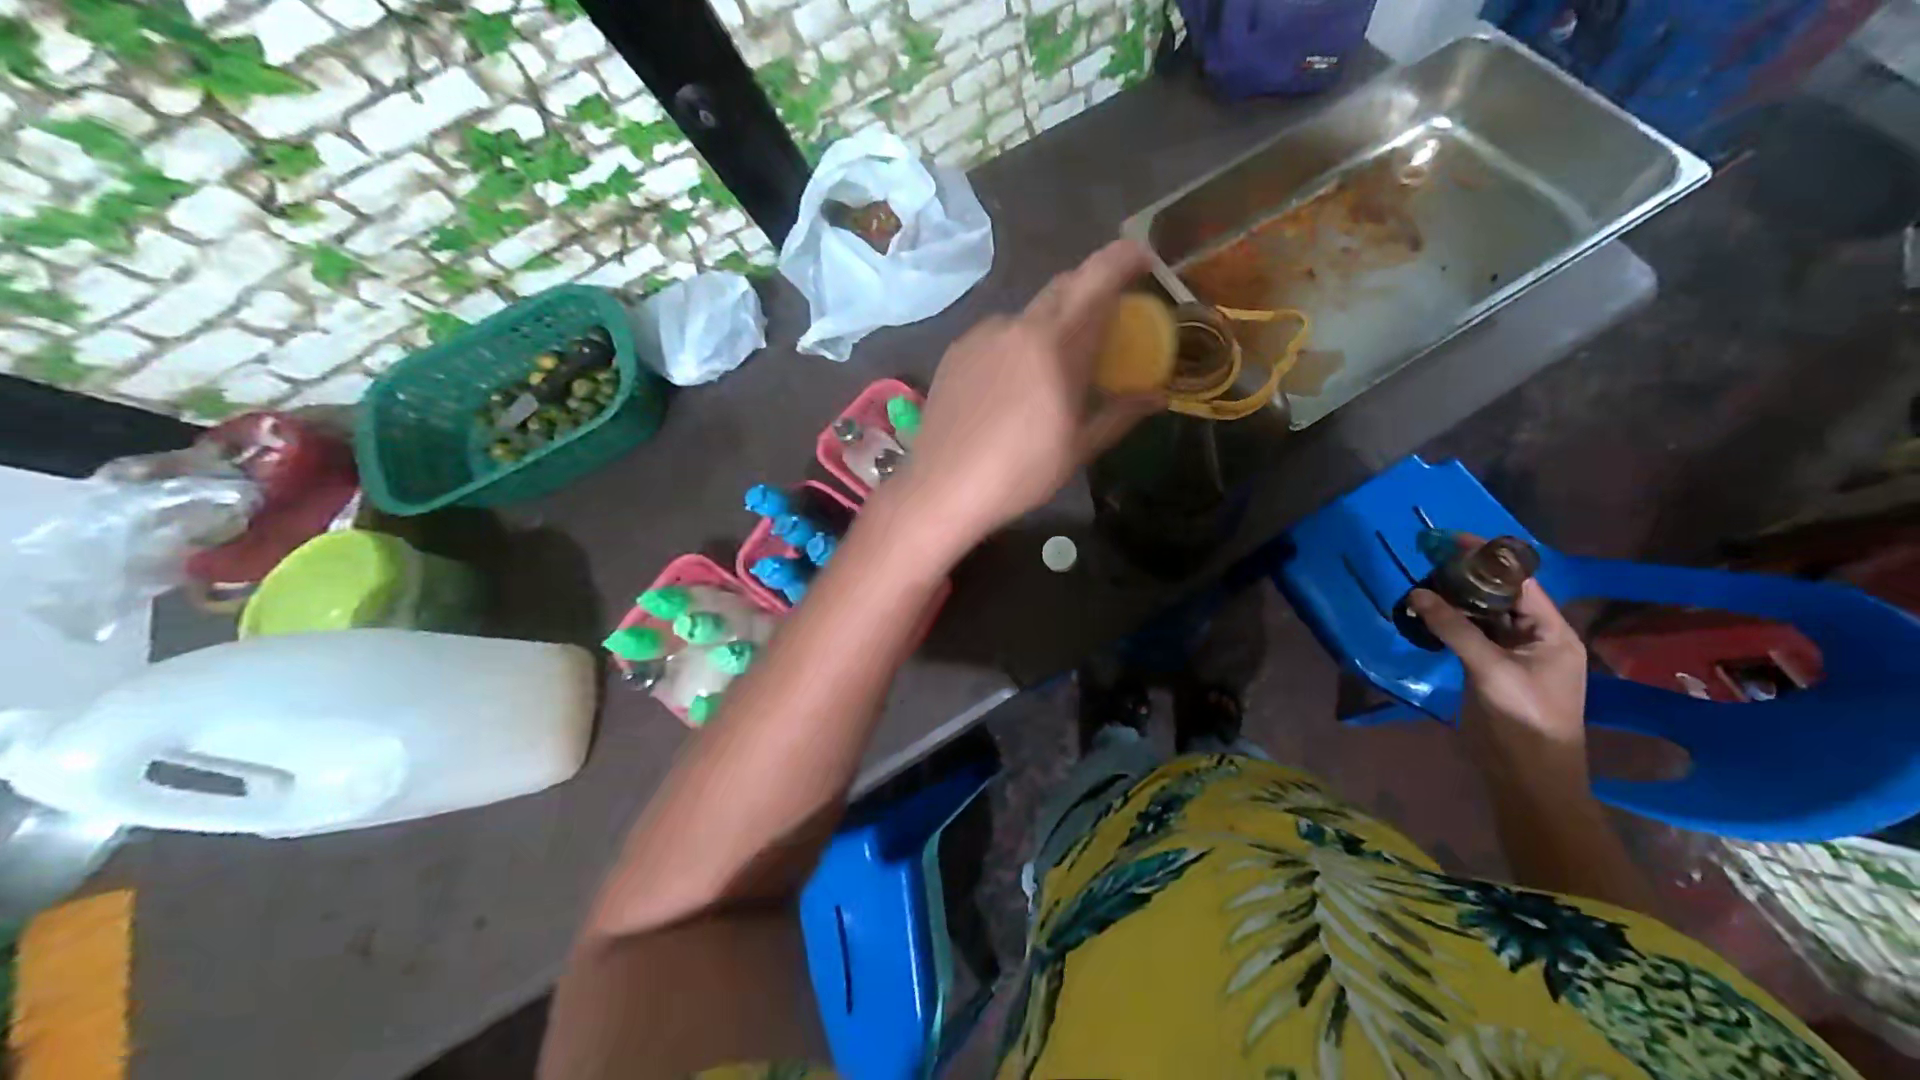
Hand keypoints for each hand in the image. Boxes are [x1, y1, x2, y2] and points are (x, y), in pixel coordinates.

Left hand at [890, 239, 1162, 547]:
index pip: (1097, 278)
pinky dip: (1018, 344)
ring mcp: (982, 335)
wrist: (941, 487)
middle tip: (1108, 321)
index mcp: (1055, 344)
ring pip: (1029, 313)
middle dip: (1092, 291)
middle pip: (1064, 287)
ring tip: (1053, 368)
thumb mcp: (1078, 448)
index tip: (1145, 259)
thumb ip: (1121, 413)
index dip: (1125, 257)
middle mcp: (1018, 326)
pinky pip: (999, 334)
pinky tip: (1012, 384)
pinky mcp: (957, 350)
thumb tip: (1158, 396)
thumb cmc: (1019, 473)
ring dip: (1052, 325)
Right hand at [1409, 578, 1588, 778]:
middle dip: (1467, 576)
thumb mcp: (1490, 669)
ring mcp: (1510, 654)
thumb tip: (1417, 593)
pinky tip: (1424, 612)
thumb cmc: (1524, 717)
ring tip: (1421, 581)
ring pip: (1480, 615)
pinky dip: (1447, 622)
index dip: (1489, 558)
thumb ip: (1455, 629)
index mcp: (1552, 632)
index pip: (1521, 583)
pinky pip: (1468, 635)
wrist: (1526, 773)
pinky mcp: (1488, 669)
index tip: (1452, 540)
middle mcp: (1534, 637)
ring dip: (1454, 599)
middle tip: (1428, 559)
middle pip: (1500, 596)